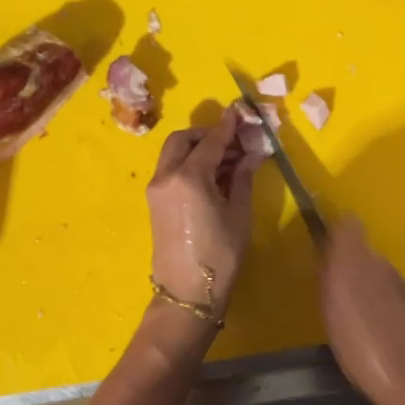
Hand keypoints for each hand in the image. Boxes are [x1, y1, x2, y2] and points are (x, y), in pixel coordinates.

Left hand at [147, 106, 261, 312]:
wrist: (188, 293)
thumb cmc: (221, 254)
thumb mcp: (239, 214)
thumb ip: (243, 178)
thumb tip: (251, 154)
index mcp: (190, 176)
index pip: (211, 141)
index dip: (227, 126)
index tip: (239, 111)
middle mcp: (167, 176)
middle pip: (183, 139)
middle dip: (207, 134)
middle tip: (232, 141)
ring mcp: (156, 189)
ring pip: (174, 153)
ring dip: (197, 148)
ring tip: (226, 160)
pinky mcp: (154, 202)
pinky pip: (171, 169)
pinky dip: (189, 163)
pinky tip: (211, 176)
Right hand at [318, 219, 404, 404]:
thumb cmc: (369, 340)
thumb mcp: (344, 288)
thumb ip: (343, 250)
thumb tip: (344, 215)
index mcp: (372, 263)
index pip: (350, 232)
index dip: (331, 235)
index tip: (310, 244)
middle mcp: (391, 276)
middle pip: (361, 258)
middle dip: (340, 264)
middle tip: (315, 280)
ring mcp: (404, 304)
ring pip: (372, 284)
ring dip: (354, 290)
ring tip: (332, 308)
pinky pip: (380, 310)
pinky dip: (366, 314)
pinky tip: (356, 333)